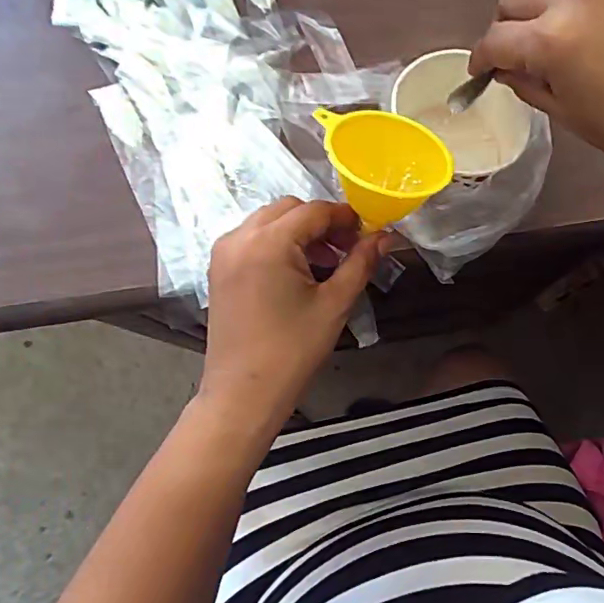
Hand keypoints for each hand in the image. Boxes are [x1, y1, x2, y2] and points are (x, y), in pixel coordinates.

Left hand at [198, 199, 386, 425]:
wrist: (244, 392)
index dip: (345, 217)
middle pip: (288, 209)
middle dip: (321, 223)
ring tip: (326, 263)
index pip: (314, 211)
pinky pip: (252, 240)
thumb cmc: (293, 350)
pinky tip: (298, 273)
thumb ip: (360, 263)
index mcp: (269, 242)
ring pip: (268, 222)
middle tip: (348, 249)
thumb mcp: (335, 304)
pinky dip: (277, 244)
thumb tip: (384, 236)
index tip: (368, 233)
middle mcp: (240, 237)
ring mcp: (224, 253)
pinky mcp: (218, 269)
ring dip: (299, 232)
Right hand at [468, 0, 603, 182]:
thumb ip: (525, 81)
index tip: (483, 67)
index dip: (482, 57)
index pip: (496, 37)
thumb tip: (505, 64)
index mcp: (552, 39)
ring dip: (557, 8)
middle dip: (511, 24)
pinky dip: (603, 1)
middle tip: (524, 49)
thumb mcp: (563, 112)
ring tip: (579, 38)